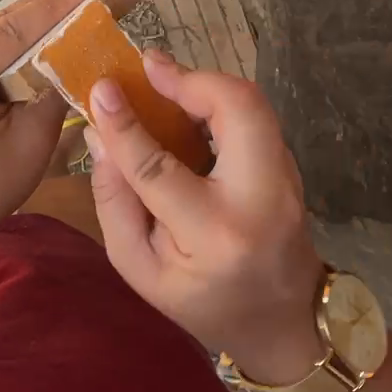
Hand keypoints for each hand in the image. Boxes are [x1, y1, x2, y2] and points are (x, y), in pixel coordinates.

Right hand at [83, 50, 327, 384]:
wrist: (283, 323)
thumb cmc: (202, 302)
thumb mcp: (140, 269)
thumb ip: (114, 202)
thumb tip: (100, 135)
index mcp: (214, 235)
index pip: (159, 168)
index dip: (126, 125)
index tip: (100, 90)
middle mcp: (260, 199)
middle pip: (237, 109)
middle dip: (190, 79)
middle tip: (148, 68)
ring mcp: (287, 180)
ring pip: (252, 104)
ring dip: (204, 85)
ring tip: (162, 83)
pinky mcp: (291, 168)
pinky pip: (255, 117)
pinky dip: (217, 102)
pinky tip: (186, 108)